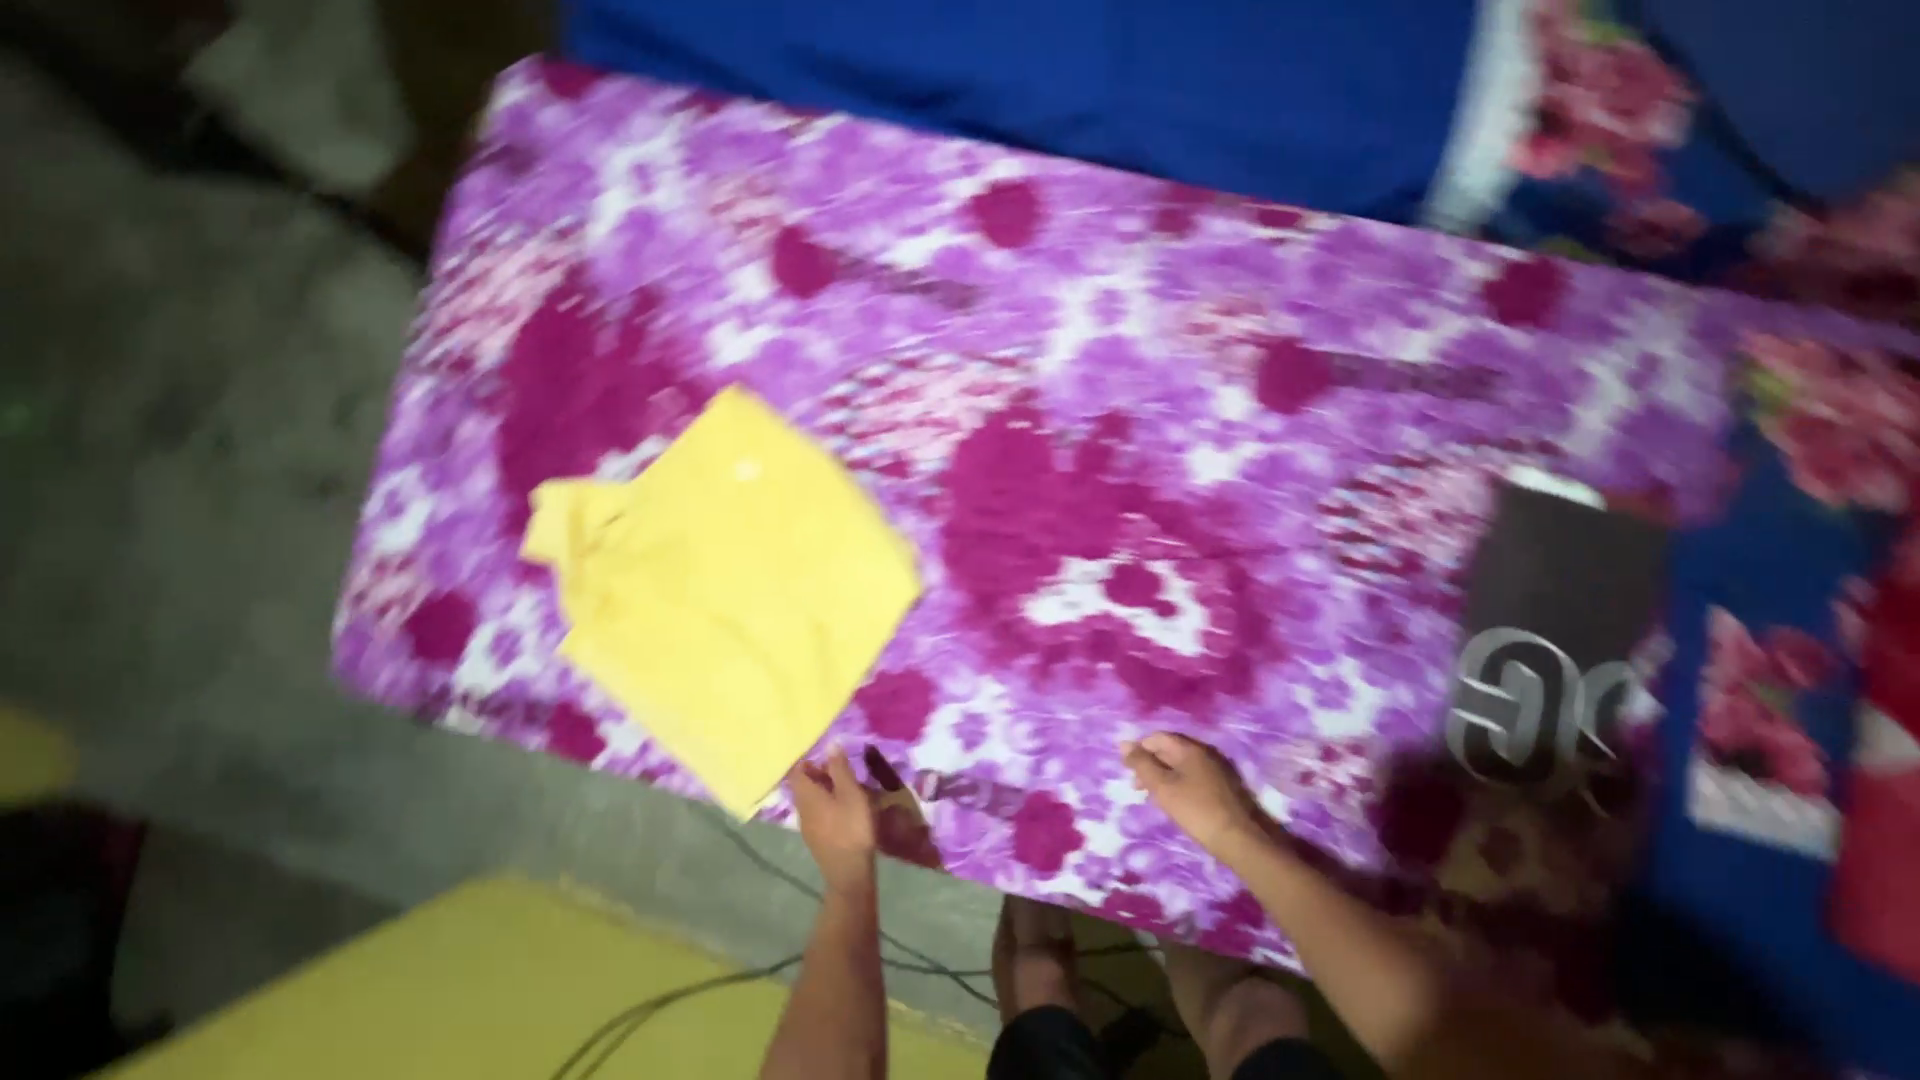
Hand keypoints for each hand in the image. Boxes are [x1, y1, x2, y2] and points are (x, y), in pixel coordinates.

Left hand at [789, 745, 876, 894]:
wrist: (849, 872)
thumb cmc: (851, 827)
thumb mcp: (851, 792)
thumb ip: (840, 768)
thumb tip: (830, 744)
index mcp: (806, 795)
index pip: (797, 771)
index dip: (809, 761)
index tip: (828, 757)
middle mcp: (801, 809)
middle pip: (803, 785)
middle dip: (819, 775)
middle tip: (842, 771)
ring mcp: (807, 826)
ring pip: (810, 801)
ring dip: (824, 791)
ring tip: (847, 789)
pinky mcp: (816, 839)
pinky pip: (817, 814)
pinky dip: (827, 806)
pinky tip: (845, 810)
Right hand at [1122, 733, 1262, 856]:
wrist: (1238, 839)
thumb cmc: (1195, 810)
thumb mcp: (1162, 787)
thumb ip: (1141, 764)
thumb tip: (1124, 743)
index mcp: (1190, 749)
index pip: (1158, 737)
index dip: (1140, 749)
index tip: (1129, 771)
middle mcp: (1204, 753)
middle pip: (1169, 750)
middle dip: (1150, 764)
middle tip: (1138, 787)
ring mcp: (1216, 769)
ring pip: (1181, 765)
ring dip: (1163, 776)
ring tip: (1153, 797)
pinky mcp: (1222, 786)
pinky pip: (1193, 777)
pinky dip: (1178, 784)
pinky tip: (1174, 803)